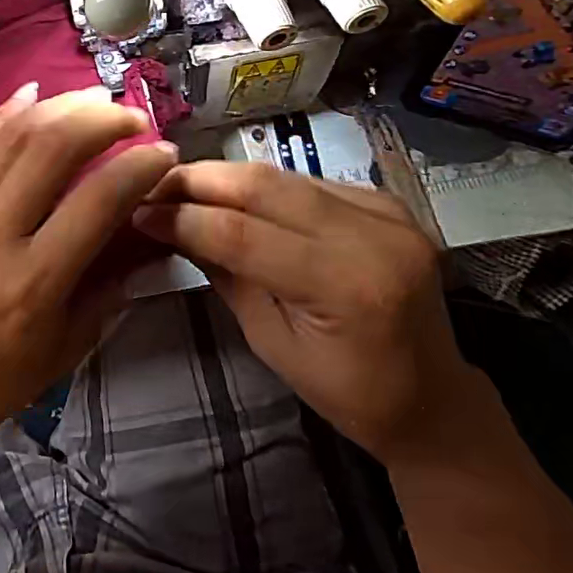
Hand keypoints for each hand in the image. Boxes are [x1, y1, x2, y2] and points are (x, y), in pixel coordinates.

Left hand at [0, 84, 176, 468]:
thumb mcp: (62, 350)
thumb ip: (108, 291)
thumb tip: (145, 241)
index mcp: (35, 278)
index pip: (100, 199)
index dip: (141, 166)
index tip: (166, 154)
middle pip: (55, 147)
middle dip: (103, 120)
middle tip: (133, 117)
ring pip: (15, 134)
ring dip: (61, 106)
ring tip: (95, 98)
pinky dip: (7, 111)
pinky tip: (33, 93)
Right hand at [133, 161, 476, 464]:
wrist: (434, 397)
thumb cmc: (348, 391)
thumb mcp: (271, 343)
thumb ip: (225, 274)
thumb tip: (171, 227)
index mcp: (345, 286)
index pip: (242, 233)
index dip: (182, 217)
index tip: (138, 212)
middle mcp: (372, 236)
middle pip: (263, 186)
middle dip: (198, 180)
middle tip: (153, 185)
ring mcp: (386, 212)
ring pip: (284, 175)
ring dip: (226, 177)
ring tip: (183, 186)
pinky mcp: (388, 201)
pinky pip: (309, 182)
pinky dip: (265, 186)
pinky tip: (237, 196)